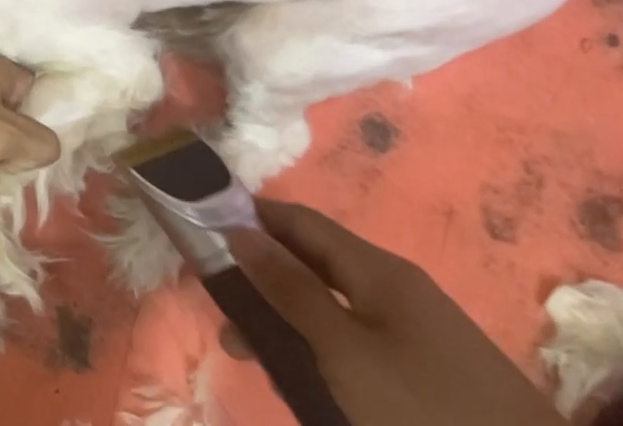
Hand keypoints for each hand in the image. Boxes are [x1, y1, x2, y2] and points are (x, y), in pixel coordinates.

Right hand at [229, 201, 563, 425]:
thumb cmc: (424, 406)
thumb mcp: (343, 350)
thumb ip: (288, 288)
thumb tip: (238, 229)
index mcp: (377, 269)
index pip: (297, 219)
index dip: (247, 216)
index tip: (198, 233)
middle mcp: (393, 285)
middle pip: (308, 262)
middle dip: (258, 281)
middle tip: (223, 318)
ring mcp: (412, 327)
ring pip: (326, 304)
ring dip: (282, 321)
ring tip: (254, 358)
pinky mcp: (422, 364)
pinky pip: (350, 336)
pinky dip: (315, 346)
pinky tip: (303, 376)